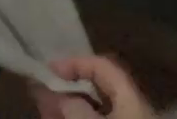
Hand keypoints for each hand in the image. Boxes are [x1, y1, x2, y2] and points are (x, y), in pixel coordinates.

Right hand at [30, 55, 153, 118]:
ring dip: (69, 110)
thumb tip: (62, 96)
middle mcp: (134, 114)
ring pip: (96, 113)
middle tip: (42, 95)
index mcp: (133, 102)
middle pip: (98, 92)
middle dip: (68, 91)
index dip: (75, 63)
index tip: (49, 71)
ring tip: (44, 112)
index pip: (103, 67)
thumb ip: (74, 107)